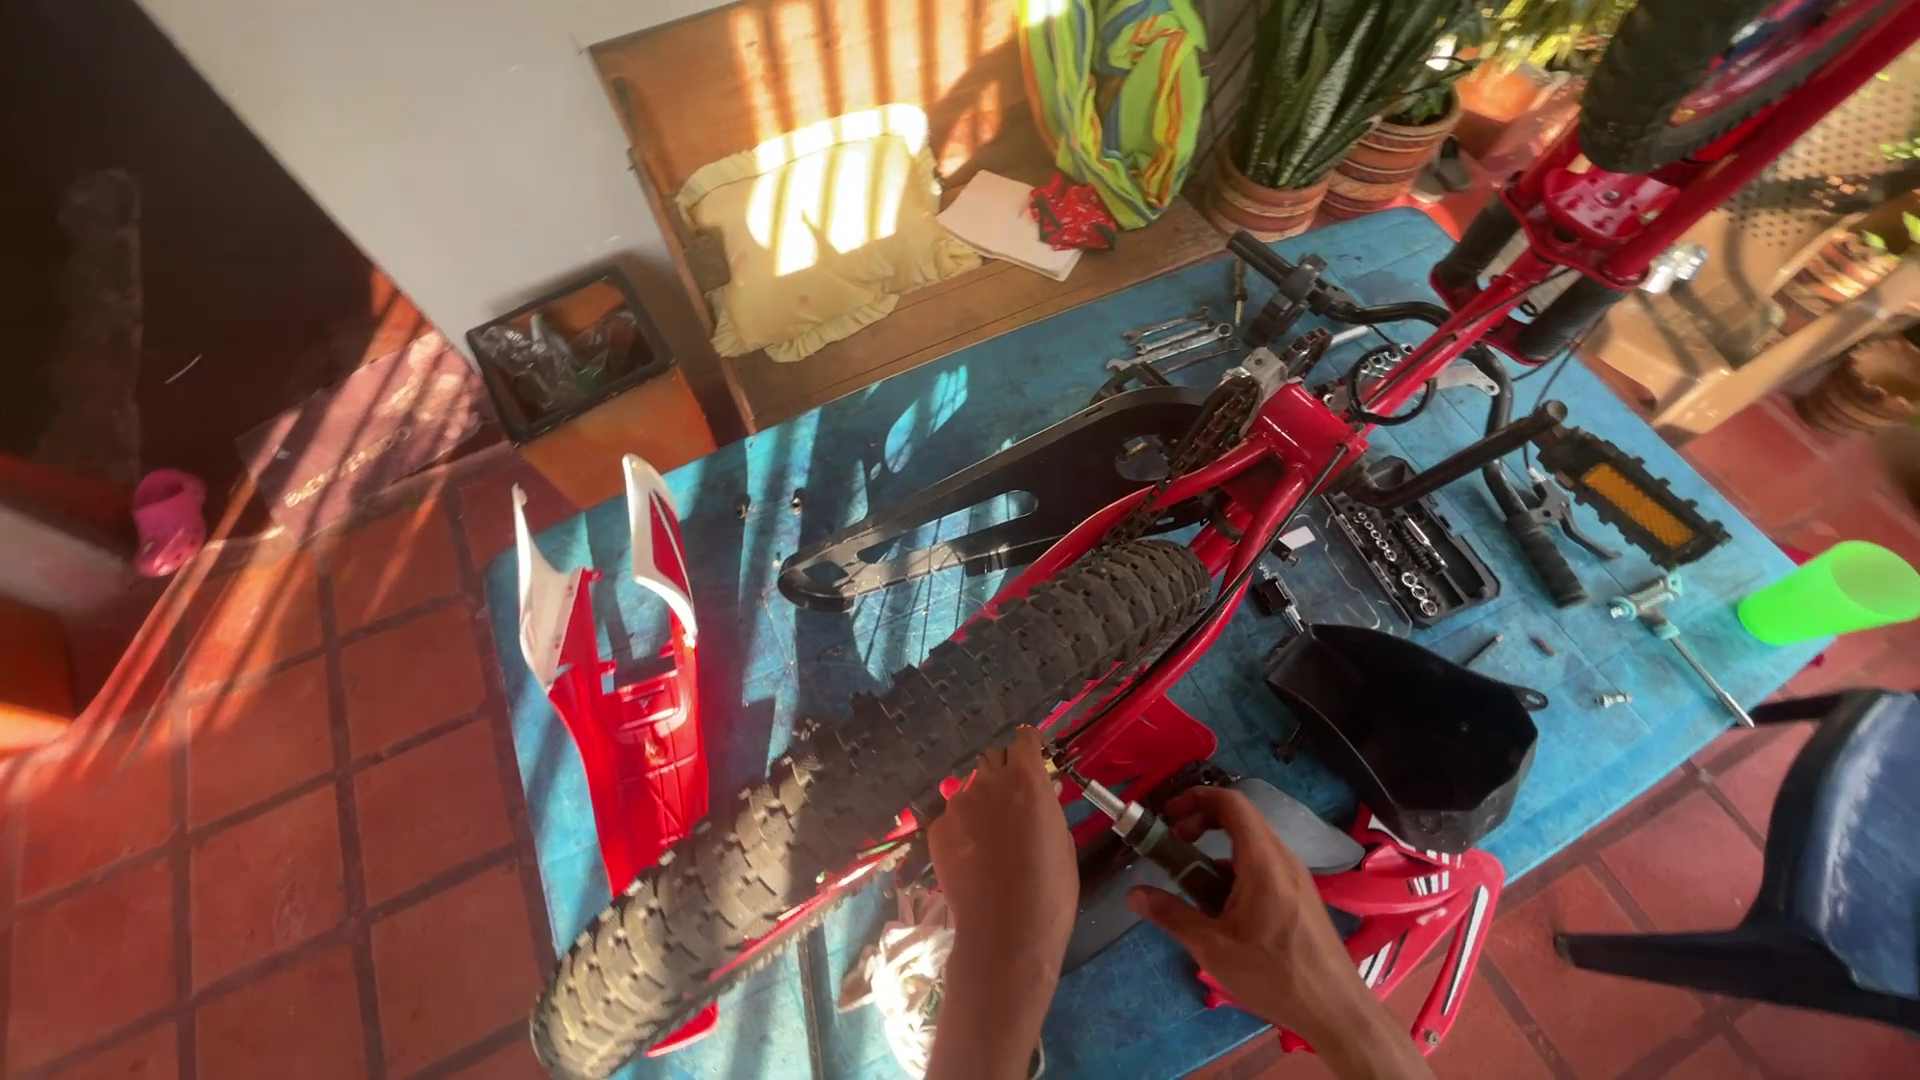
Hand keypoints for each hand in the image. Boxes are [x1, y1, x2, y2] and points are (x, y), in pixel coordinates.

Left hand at [925, 727, 1076, 1079]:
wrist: (1005, 934)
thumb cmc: (1049, 891)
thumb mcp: (1062, 842)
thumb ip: (1048, 808)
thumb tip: (1043, 792)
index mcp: (1026, 779)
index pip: (1024, 739)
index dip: (1029, 745)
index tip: (1033, 755)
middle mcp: (989, 782)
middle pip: (993, 758)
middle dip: (1003, 771)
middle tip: (1012, 801)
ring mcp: (958, 804)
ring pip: (971, 789)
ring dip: (982, 802)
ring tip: (990, 838)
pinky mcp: (937, 829)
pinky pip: (953, 817)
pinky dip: (962, 828)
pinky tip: (972, 858)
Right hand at [1127, 788, 1427, 1077]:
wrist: (1339, 1013)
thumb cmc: (1275, 975)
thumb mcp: (1213, 947)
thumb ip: (1171, 915)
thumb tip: (1133, 894)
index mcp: (1263, 861)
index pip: (1230, 802)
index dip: (1195, 798)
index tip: (1168, 816)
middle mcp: (1283, 858)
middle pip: (1240, 817)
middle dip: (1202, 820)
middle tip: (1176, 842)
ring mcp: (1296, 876)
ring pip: (1252, 841)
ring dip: (1218, 846)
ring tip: (1195, 880)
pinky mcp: (1301, 895)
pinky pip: (1264, 862)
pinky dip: (1236, 866)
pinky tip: (1225, 906)